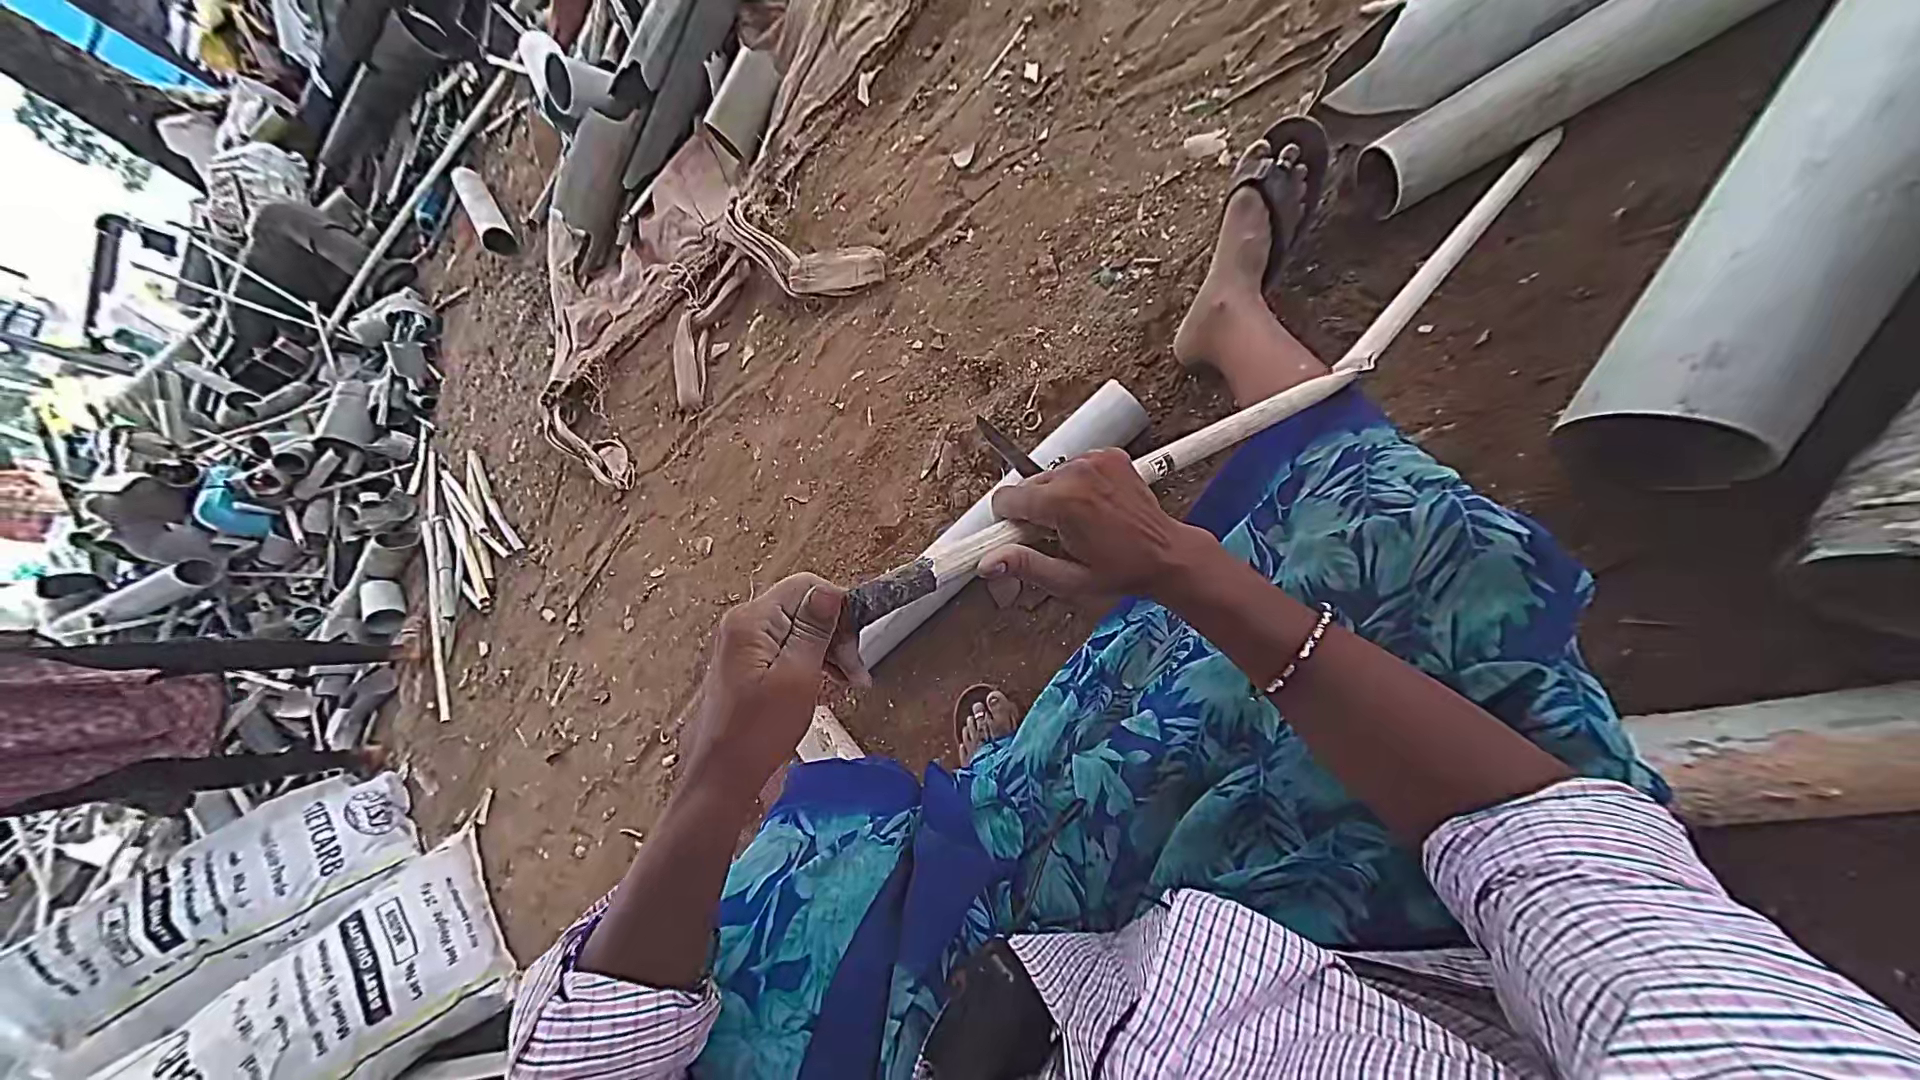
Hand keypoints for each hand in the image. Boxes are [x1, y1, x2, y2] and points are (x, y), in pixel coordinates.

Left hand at [680, 573, 865, 799]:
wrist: (723, 776)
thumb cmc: (759, 731)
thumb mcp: (797, 676)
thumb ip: (814, 630)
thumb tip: (830, 592)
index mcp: (752, 621)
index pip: (807, 587)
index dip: (838, 609)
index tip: (854, 642)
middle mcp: (744, 624)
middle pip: (805, 606)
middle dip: (837, 632)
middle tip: (855, 667)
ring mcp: (745, 644)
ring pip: (801, 627)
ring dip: (830, 648)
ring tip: (850, 679)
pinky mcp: (749, 662)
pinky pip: (790, 646)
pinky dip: (814, 660)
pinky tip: (831, 681)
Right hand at [981, 448, 1214, 602]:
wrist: (1167, 554)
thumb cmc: (1124, 570)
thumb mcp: (1069, 579)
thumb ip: (1024, 566)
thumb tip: (988, 563)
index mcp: (1063, 501)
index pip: (1006, 499)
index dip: (1009, 522)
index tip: (1022, 536)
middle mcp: (1078, 473)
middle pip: (1027, 487)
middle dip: (1033, 511)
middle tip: (1058, 535)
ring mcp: (1095, 460)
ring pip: (1049, 477)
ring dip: (1054, 497)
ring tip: (1079, 521)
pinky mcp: (1108, 456)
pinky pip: (1072, 468)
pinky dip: (1075, 484)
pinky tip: (1091, 506)